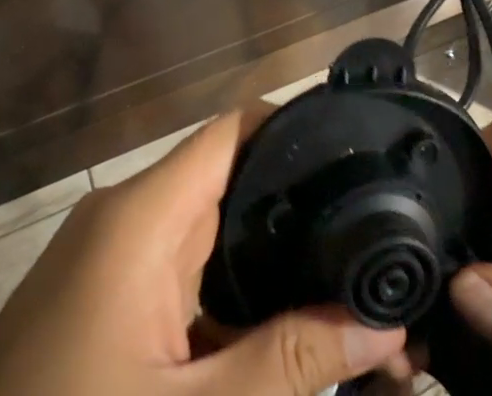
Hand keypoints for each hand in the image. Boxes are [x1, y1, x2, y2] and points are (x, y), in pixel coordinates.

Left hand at [0, 111, 408, 395]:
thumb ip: (292, 361)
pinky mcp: (106, 299)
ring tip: (351, 278)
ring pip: (213, 234)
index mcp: (140, 219)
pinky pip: (186, 274)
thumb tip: (385, 324)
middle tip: (381, 232)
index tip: (369, 151)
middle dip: (305, 211)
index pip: (235, 132)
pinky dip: (234, 297)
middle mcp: (126, 221)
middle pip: (234, 182)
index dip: (302, 129)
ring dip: (274, 261)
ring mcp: (111, 261)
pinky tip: (286, 326)